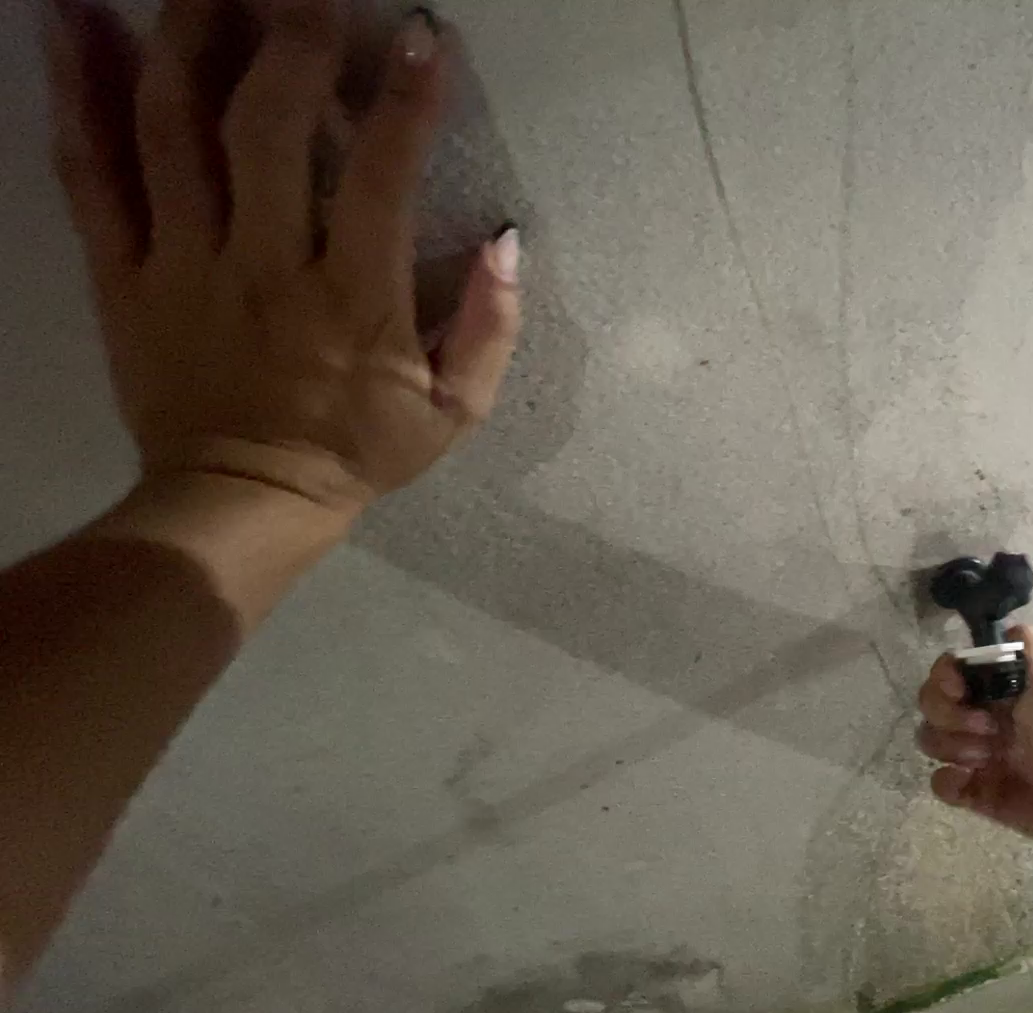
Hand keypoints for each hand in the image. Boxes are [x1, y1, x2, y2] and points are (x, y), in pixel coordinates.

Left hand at [45, 0, 521, 518]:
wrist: (248, 493)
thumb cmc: (367, 449)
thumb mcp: (460, 407)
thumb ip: (491, 328)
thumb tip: (507, 245)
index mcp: (357, 302)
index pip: (383, 181)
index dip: (406, 104)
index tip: (422, 43)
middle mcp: (268, 266)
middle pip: (270, 129)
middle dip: (296, 44)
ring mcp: (185, 262)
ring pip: (173, 128)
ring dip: (191, 40)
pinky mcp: (123, 269)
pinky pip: (91, 168)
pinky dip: (76, 88)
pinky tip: (72, 21)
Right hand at [916, 625, 1032, 857]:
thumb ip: (1031, 649)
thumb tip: (1008, 628)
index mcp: (1001, 689)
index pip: (951, 670)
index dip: (944, 676)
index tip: (959, 689)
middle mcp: (984, 716)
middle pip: (931, 702)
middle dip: (949, 713)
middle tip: (989, 728)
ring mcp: (977, 754)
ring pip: (930, 738)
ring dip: (953, 745)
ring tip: (988, 758)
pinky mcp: (975, 790)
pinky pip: (938, 782)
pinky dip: (948, 781)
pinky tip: (971, 782)